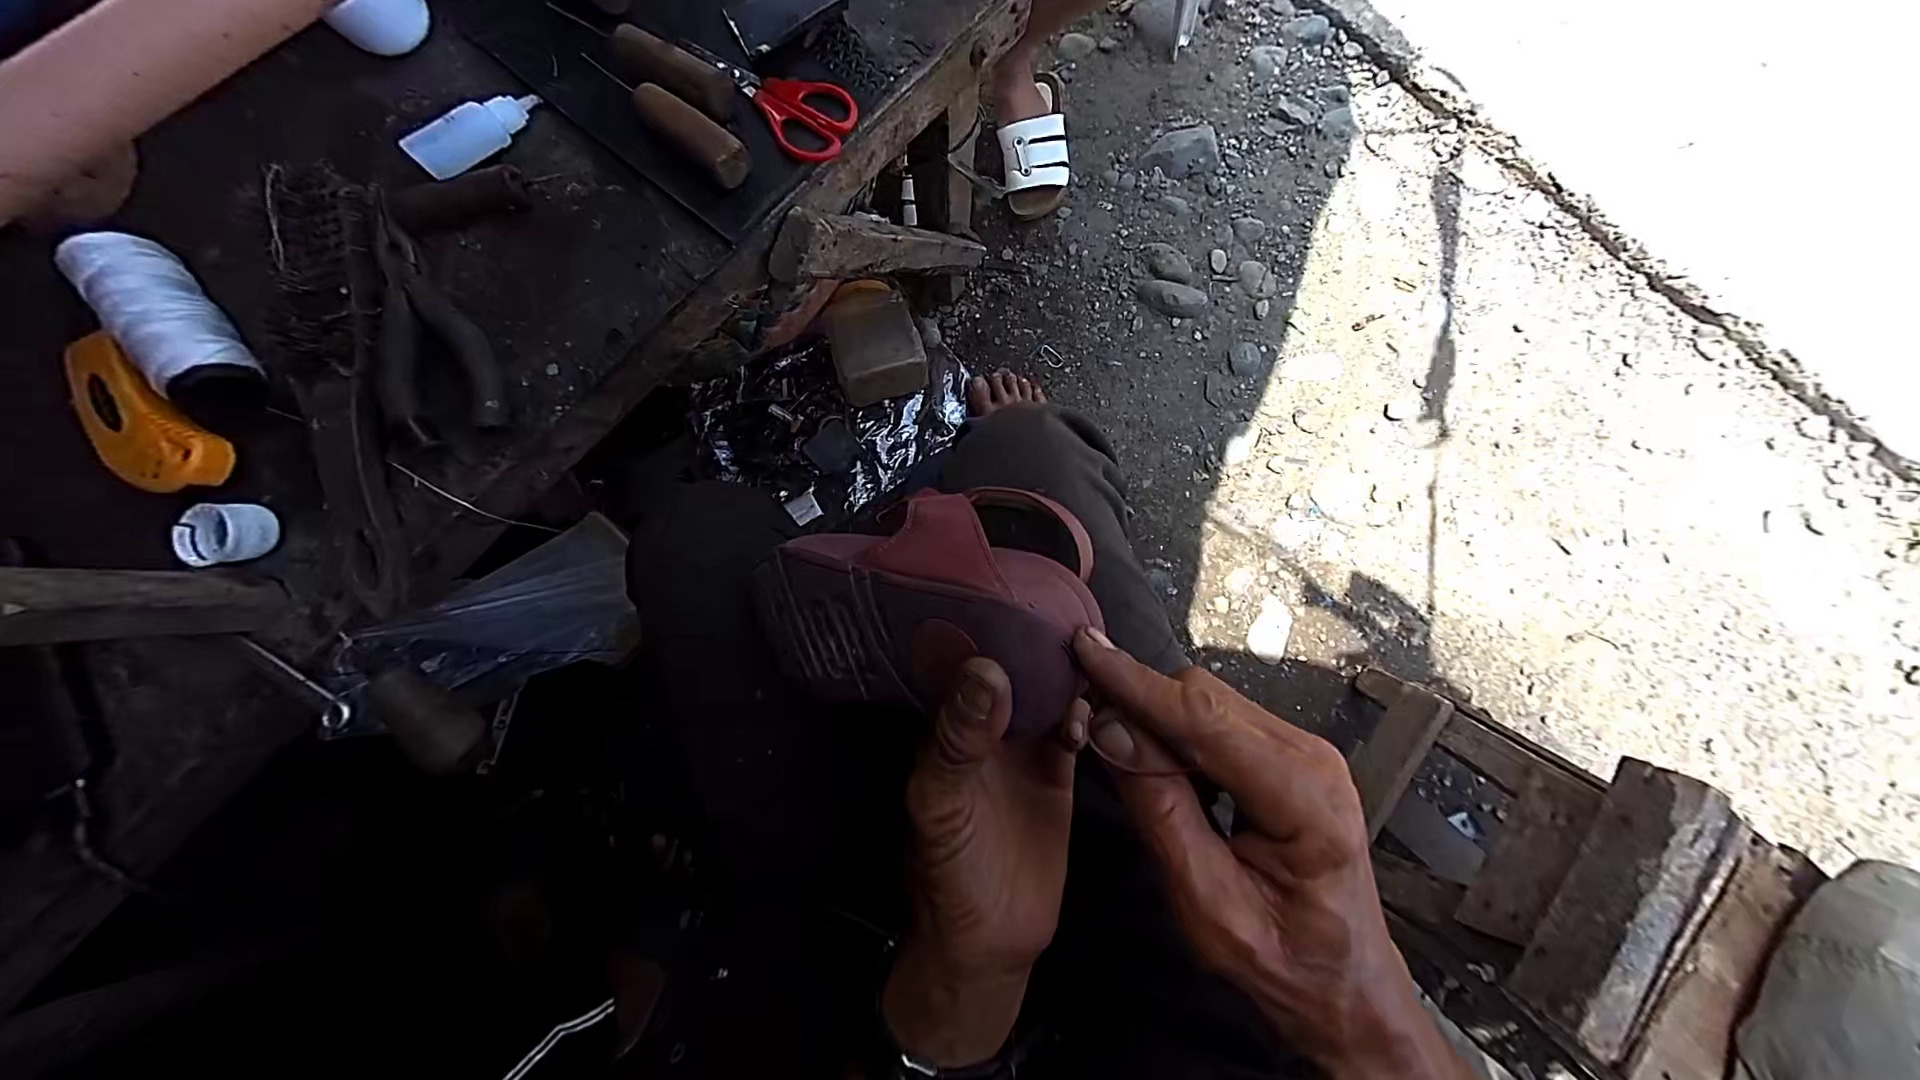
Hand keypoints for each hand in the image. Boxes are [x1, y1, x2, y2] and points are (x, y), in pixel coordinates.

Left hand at [881, 657, 1087, 1066]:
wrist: (992, 935)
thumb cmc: (950, 866)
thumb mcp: (943, 798)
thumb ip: (961, 736)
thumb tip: (986, 668)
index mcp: (947, 723)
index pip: (964, 661)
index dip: (985, 628)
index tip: (1017, 596)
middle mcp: (985, 723)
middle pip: (1011, 669)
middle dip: (1033, 645)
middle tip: (1064, 618)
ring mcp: (1022, 743)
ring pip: (1045, 691)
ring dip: (1063, 676)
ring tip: (1083, 660)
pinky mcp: (1056, 765)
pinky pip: (1072, 725)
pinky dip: (1082, 714)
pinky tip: (1086, 717)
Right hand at [1073, 628, 1469, 1079]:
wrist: (1346, 983)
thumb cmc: (1285, 962)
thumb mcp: (1207, 905)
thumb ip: (1160, 811)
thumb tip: (1111, 730)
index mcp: (1304, 798)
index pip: (1204, 719)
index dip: (1137, 684)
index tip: (1087, 651)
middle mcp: (1310, 756)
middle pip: (1203, 696)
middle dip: (1140, 703)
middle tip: (1092, 731)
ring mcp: (1302, 748)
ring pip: (1206, 698)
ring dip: (1154, 716)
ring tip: (1124, 755)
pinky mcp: (1286, 750)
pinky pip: (1214, 715)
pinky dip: (1174, 729)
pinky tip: (1160, 763)